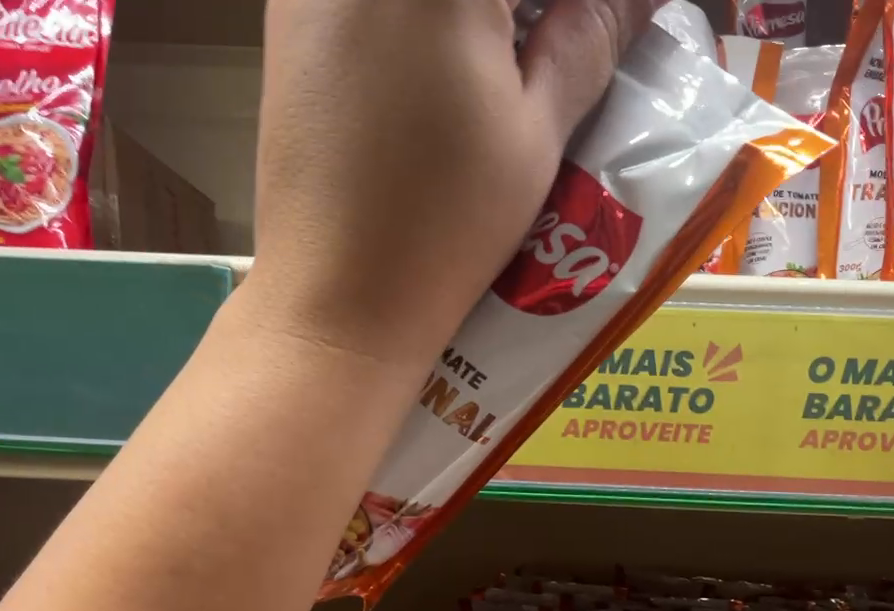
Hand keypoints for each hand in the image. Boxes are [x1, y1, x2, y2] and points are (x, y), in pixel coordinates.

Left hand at [241, 0, 663, 370]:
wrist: (338, 298)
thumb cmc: (448, 226)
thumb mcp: (534, 134)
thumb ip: (588, 41)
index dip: (583, 10)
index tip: (605, 34)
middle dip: (534, 11)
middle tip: (566, 45)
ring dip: (484, 17)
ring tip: (514, 60)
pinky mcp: (289, 16)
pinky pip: (377, 1)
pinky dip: (425, 22)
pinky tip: (445, 67)